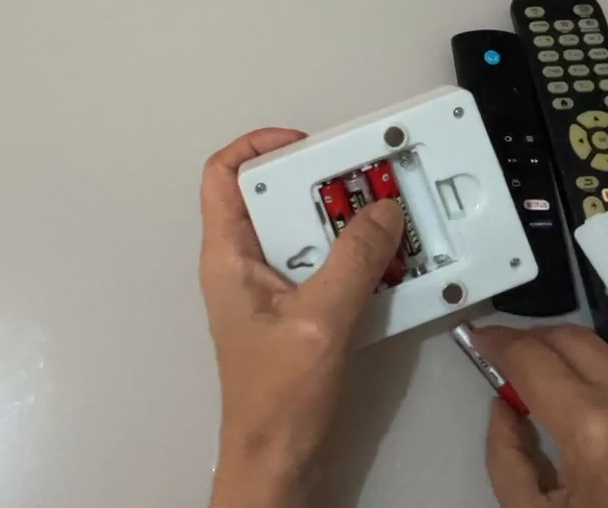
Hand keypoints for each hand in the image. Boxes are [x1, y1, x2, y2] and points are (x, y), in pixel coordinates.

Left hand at [200, 129, 404, 507]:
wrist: (279, 462)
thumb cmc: (277, 398)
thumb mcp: (319, 320)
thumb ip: (354, 261)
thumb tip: (383, 212)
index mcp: (227, 254)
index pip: (223, 174)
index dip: (258, 145)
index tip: (306, 145)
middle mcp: (244, 261)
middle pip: (274, 194)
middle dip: (318, 182)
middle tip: (360, 180)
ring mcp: (270, 284)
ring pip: (304, 227)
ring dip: (342, 220)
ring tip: (380, 216)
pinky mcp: (296, 305)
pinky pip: (323, 261)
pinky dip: (351, 252)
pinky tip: (383, 259)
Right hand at [474, 324, 607, 507]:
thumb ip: (507, 458)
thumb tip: (505, 404)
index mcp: (596, 429)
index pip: (529, 356)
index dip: (495, 342)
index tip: (478, 340)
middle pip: (569, 337)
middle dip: (534, 344)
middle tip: (513, 365)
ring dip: (579, 362)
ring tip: (568, 397)